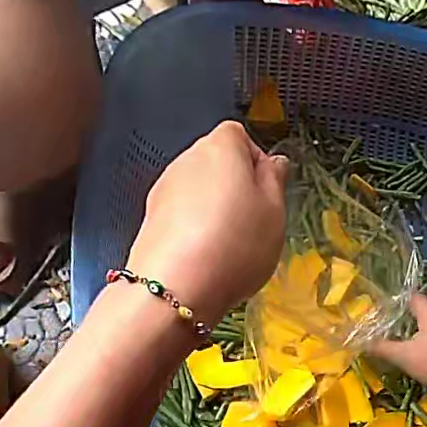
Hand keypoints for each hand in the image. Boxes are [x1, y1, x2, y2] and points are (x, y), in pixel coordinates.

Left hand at [127, 121, 288, 319]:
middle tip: (254, 224)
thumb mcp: (274, 212)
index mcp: (221, 147)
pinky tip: (207, 260)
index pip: (241, 137)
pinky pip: (182, 220)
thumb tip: (274, 163)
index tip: (269, 192)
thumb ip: (275, 180)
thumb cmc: (230, 247)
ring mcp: (164, 191)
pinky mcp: (151, 222)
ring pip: (198, 195)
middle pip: (217, 166)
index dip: (258, 164)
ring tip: (230, 249)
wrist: (175, 289)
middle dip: (236, 191)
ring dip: (214, 215)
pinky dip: (195, 234)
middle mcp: (186, 161)